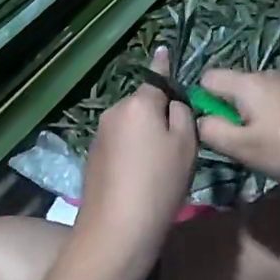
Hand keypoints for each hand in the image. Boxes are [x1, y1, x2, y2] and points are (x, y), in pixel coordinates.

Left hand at [74, 49, 197, 270]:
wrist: (117, 229)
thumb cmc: (159, 183)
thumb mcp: (186, 145)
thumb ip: (182, 114)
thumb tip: (171, 103)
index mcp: (137, 104)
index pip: (155, 77)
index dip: (164, 65)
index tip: (164, 50)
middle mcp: (114, 112)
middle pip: (143, 104)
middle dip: (159, 114)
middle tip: (179, 144)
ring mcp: (100, 135)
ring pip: (131, 124)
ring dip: (145, 134)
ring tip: (161, 166)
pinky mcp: (93, 156)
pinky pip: (120, 143)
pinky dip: (132, 150)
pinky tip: (141, 176)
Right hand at [196, 63, 279, 192]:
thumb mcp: (244, 148)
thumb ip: (212, 131)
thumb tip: (200, 120)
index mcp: (248, 82)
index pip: (208, 78)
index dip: (204, 101)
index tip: (216, 128)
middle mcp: (268, 75)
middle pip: (233, 87)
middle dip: (230, 112)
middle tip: (242, 144)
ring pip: (255, 97)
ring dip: (253, 118)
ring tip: (267, 147)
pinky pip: (276, 102)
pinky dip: (273, 119)